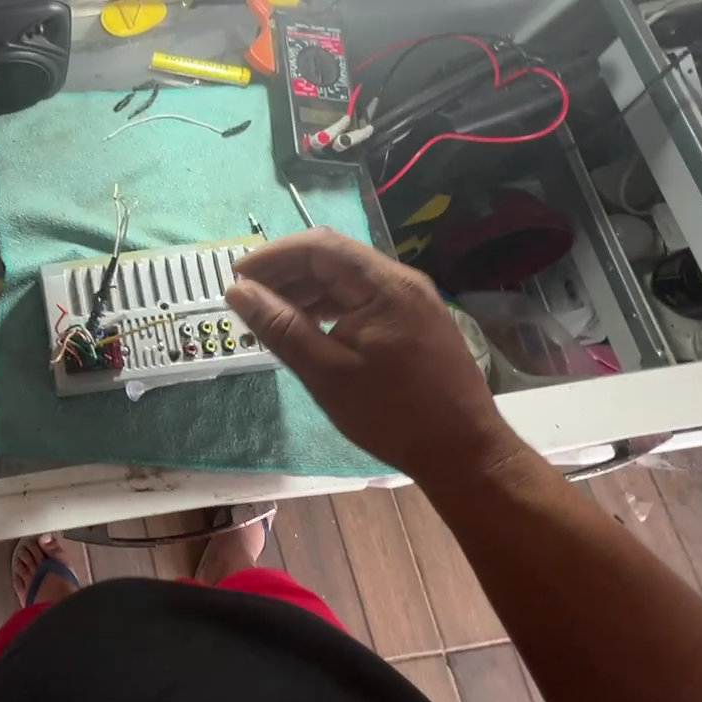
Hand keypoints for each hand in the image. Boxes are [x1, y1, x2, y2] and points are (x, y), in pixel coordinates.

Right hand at [224, 229, 529, 486]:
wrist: (463, 454)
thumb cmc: (392, 414)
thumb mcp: (324, 371)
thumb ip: (279, 326)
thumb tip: (238, 291)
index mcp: (384, 286)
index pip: (319, 247)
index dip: (272, 256)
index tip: (237, 276)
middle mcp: (400, 283)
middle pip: (331, 257)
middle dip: (284, 271)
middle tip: (247, 296)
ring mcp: (409, 301)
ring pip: (344, 278)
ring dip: (303, 289)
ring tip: (268, 314)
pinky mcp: (411, 320)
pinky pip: (359, 298)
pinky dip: (325, 305)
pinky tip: (304, 326)